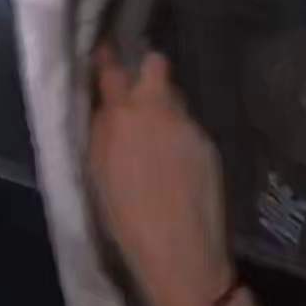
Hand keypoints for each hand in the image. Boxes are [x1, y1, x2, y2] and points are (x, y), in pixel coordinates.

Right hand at [89, 47, 233, 305]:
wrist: (180, 252)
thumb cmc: (124, 212)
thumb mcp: (97, 165)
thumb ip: (101, 125)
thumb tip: (105, 103)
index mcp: (121, 112)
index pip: (111, 67)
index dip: (107, 57)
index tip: (104, 52)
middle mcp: (156, 109)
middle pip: (155, 65)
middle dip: (147, 69)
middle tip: (140, 88)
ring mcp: (187, 125)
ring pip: (175, 97)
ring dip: (164, 105)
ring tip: (159, 132)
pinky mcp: (208, 144)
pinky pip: (189, 126)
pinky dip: (180, 134)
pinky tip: (178, 161)